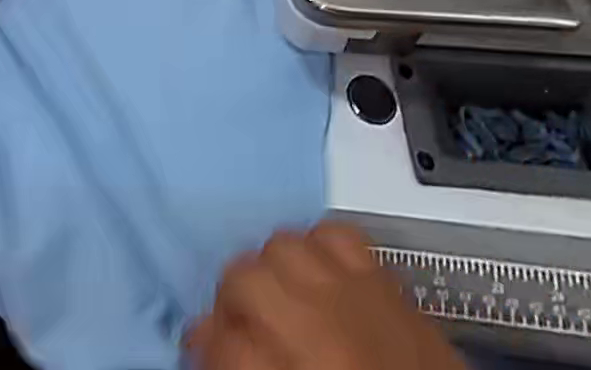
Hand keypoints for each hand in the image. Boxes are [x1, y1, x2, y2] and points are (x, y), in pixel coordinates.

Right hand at [185, 224, 465, 369]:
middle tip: (236, 326)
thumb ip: (247, 369)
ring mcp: (356, 295)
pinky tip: (318, 271)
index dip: (203, 345)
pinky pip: (337, 234)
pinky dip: (320, 246)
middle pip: (243, 277)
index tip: (203, 350)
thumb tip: (207, 343)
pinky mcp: (387, 280)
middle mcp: (319, 327)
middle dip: (230, 301)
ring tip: (277, 295)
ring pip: (283, 245)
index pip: (221, 341)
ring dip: (270, 268)